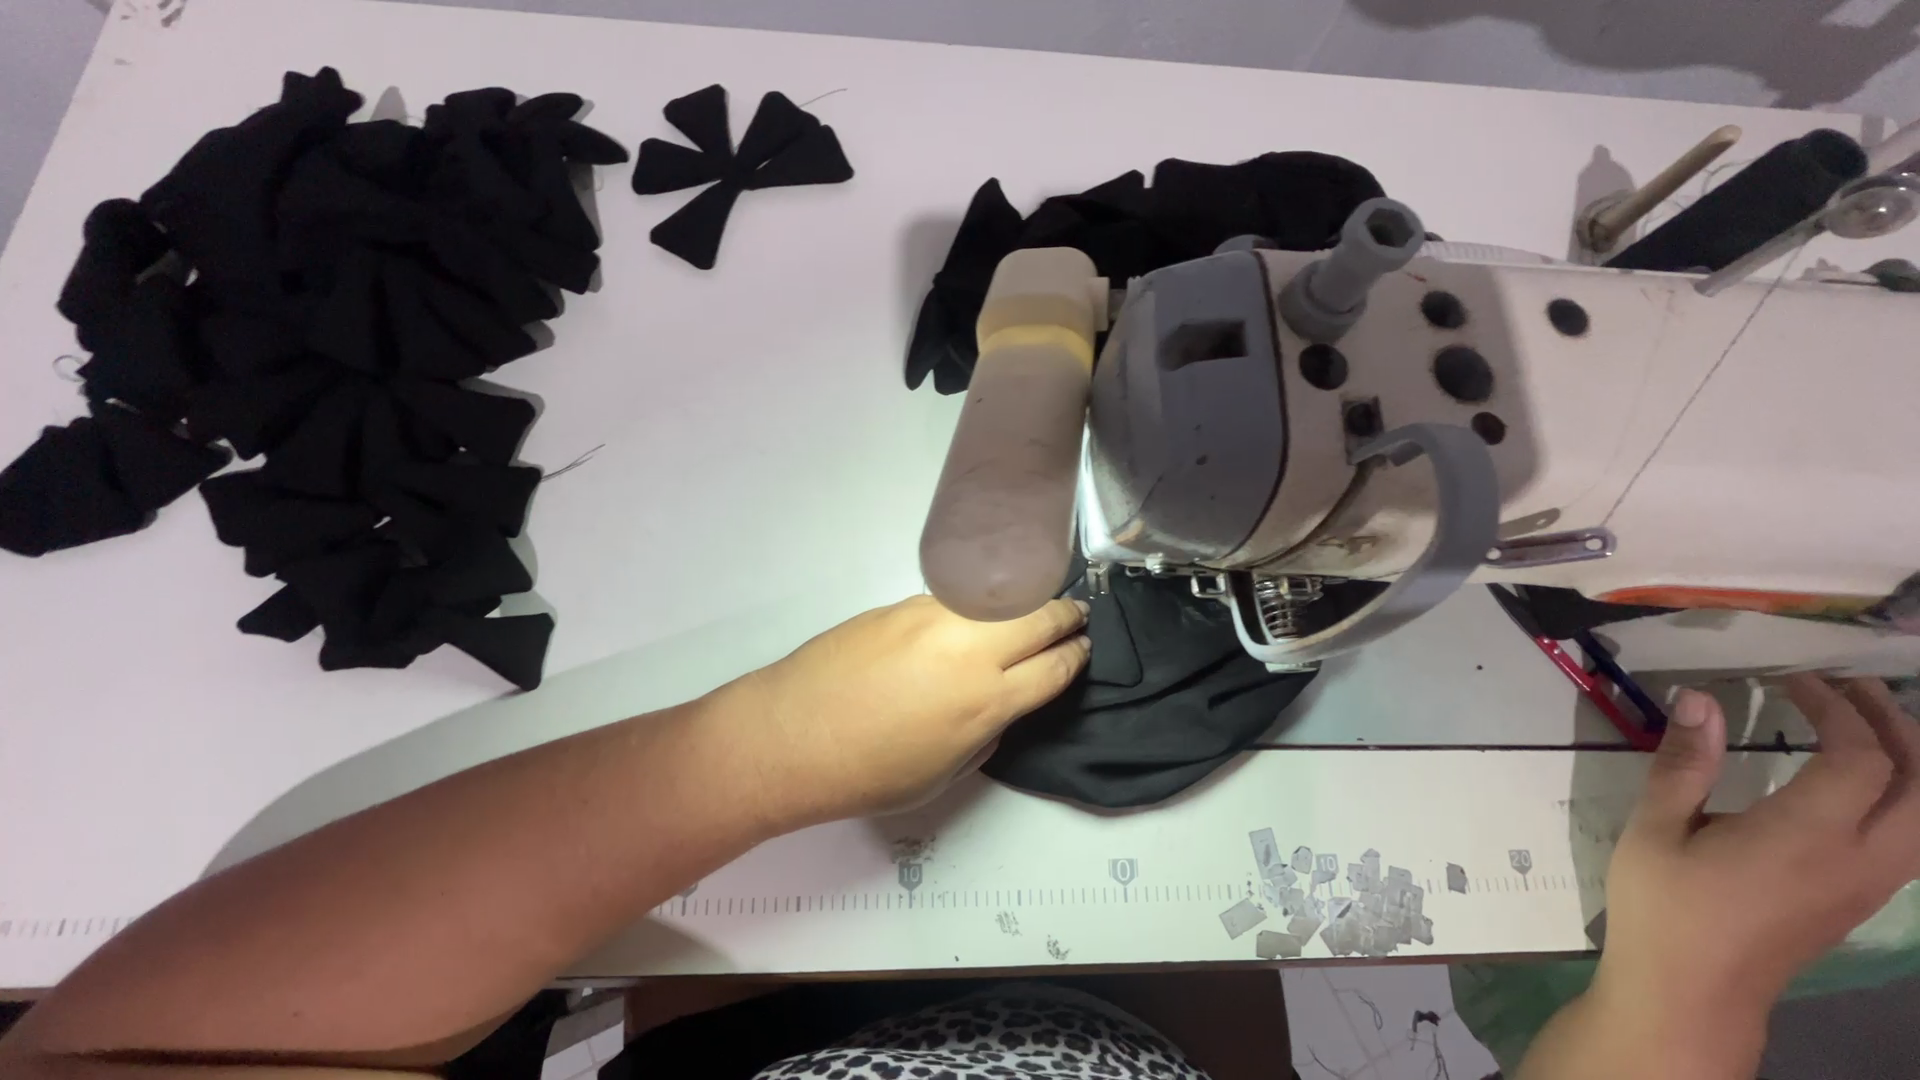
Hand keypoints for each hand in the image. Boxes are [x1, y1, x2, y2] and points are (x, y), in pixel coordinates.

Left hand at [710, 594, 1090, 827]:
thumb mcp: (944, 774)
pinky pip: (959, 595)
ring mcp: (936, 618)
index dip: (1077, 656)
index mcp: (987, 701)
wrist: (792, 735)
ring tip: (1034, 603)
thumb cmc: (868, 773)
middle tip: (1075, 616)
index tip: (1084, 648)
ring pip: (1002, 595)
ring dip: (1028, 598)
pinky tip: (980, 605)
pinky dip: (981, 598)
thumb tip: (1002, 704)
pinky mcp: (904, 604)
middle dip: (1066, 616)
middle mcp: (971, 649)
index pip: (1055, 667)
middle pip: (1040, 618)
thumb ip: (986, 733)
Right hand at [1590, 675, 1919, 1070]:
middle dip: (1895, 724)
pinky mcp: (1863, 895)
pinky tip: (1859, 778)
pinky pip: (1914, 835)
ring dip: (1910, 758)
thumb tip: (1700, 698)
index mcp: (1807, 835)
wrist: (1693, 987)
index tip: (1791, 678)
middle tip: (1847, 686)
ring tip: (1863, 721)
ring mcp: (1872, 881)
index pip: (1860, 756)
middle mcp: (1860, 857)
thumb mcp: (1655, 828)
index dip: (1836, 707)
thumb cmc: (1664, 903)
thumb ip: (1684, 763)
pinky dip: (1904, 791)